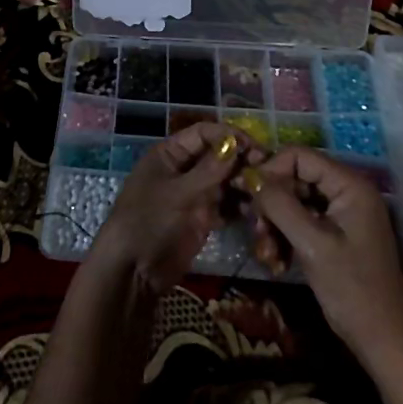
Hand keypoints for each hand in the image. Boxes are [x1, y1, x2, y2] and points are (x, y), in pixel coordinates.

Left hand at [93, 122, 253, 294]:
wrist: (134, 269)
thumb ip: (209, 169)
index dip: (228, 137)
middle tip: (268, 172)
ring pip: (225, 181)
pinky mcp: (202, 217)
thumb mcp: (179, 193)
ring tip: (265, 193)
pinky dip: (240, 206)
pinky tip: (257, 211)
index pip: (202, 134)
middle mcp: (182, 170)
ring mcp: (193, 194)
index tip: (256, 148)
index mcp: (168, 154)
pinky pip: (226, 204)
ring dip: (244, 184)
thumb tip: (235, 143)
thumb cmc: (149, 221)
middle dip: (241, 161)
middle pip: (217, 156)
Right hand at [248, 148, 402, 363]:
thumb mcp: (311, 242)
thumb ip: (280, 204)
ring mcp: (339, 214)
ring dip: (272, 225)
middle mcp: (346, 192)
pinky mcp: (331, 234)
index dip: (271, 170)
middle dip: (270, 204)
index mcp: (350, 186)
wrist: (379, 337)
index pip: (299, 156)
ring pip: (290, 202)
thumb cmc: (351, 286)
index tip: (251, 197)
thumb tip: (251, 177)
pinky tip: (275, 262)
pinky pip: (297, 222)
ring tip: (266, 254)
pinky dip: (282, 238)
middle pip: (292, 178)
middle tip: (257, 231)